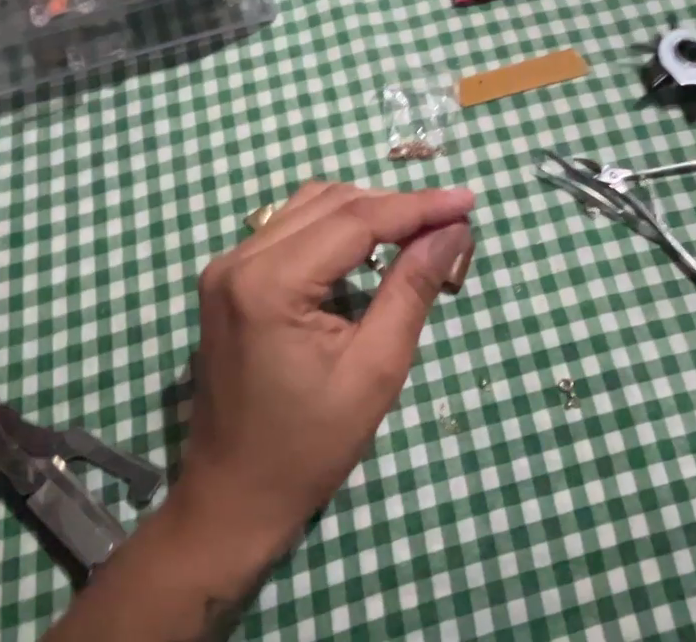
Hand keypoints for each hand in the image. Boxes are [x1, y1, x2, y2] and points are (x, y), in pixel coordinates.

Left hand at [173, 182, 475, 547]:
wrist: (234, 496)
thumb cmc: (309, 446)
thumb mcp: (375, 369)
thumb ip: (412, 288)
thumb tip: (454, 230)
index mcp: (269, 283)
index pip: (355, 220)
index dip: (418, 206)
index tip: (468, 200)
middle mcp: (238, 260)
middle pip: (331, 204)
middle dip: (395, 206)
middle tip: (450, 220)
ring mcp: (227, 267)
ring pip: (308, 208)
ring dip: (365, 211)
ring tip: (418, 229)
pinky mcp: (228, 280)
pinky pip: (289, 230)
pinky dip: (335, 228)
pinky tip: (370, 247)